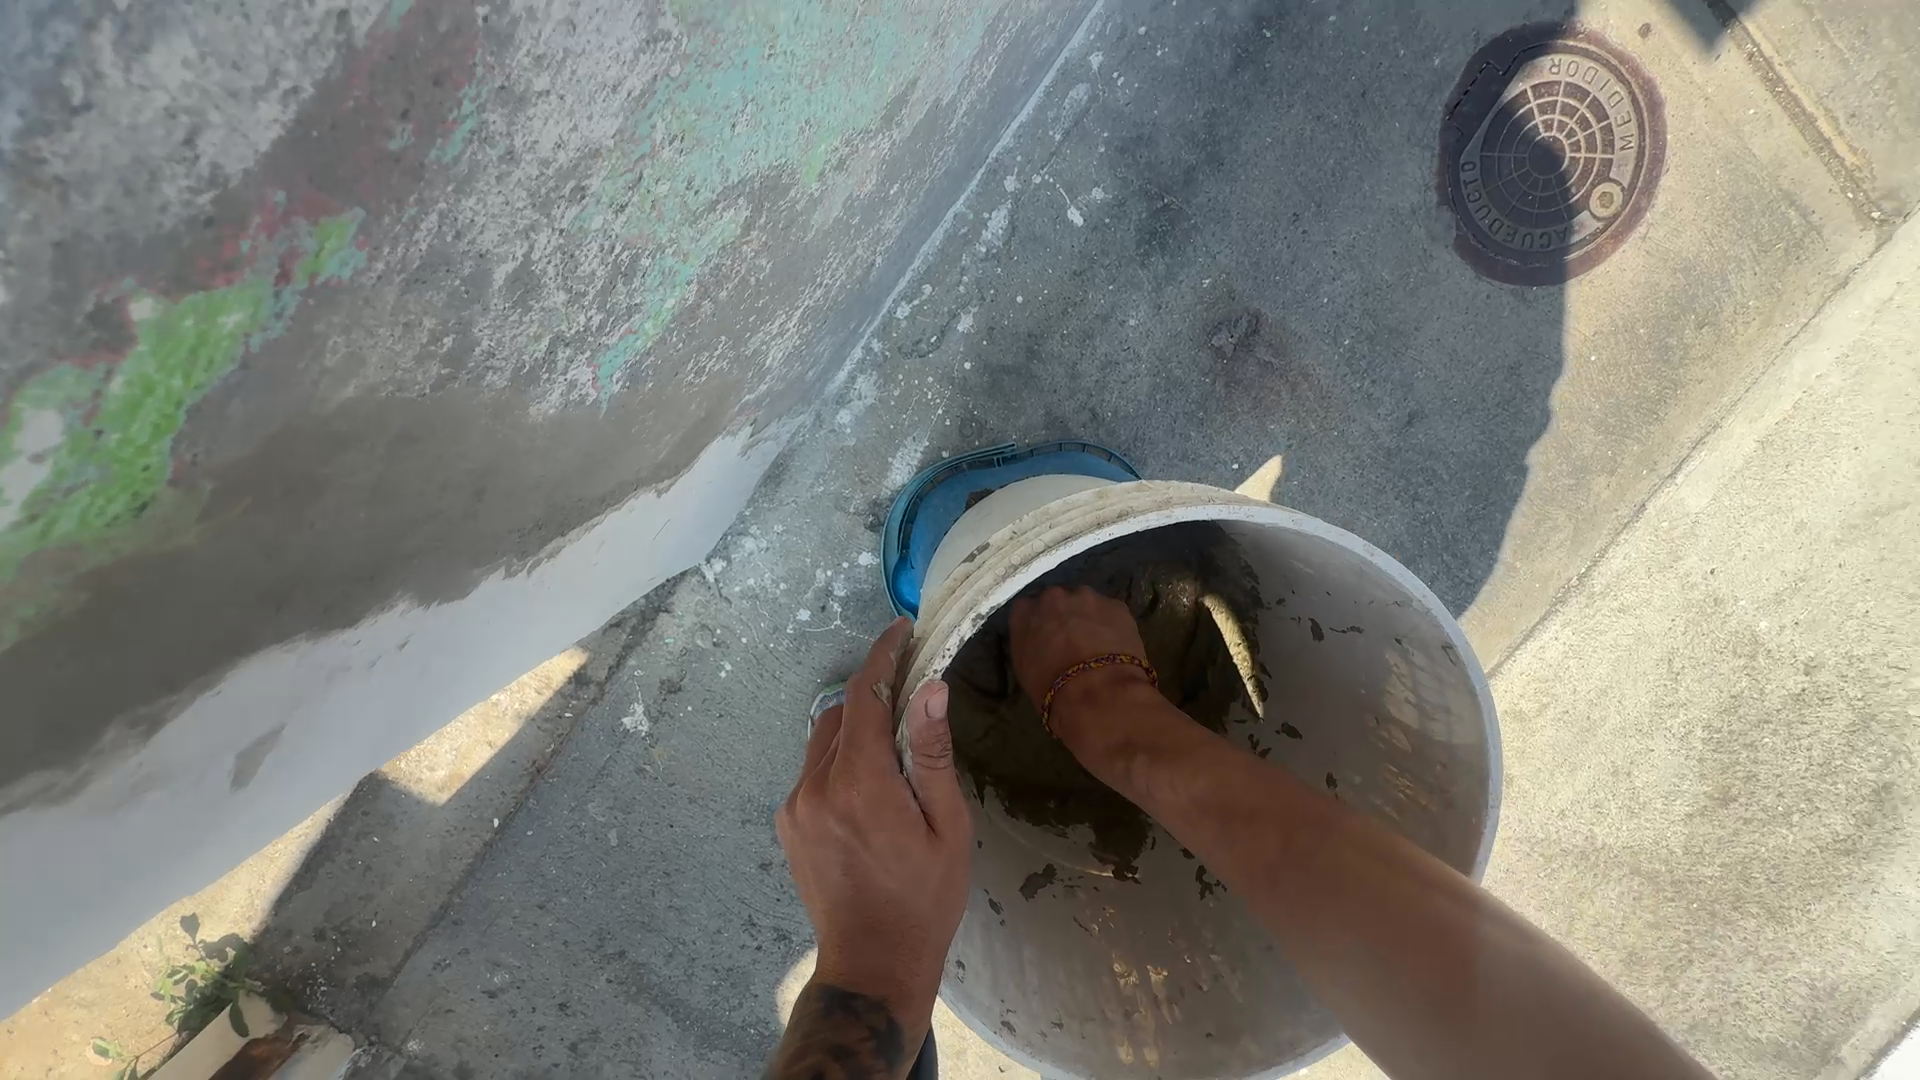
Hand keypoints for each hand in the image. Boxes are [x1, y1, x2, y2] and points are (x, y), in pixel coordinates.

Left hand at [775, 617, 972, 1030]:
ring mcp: (795, 804)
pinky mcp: (787, 821)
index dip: (883, 654)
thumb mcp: (947, 826)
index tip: (901, 629)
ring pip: (823, 738)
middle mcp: (816, 784)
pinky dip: (840, 758)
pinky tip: (868, 788)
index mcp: (861, 783)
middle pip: (842, 711)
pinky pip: (813, 768)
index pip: (865, 694)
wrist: (872, 965)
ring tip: (893, 752)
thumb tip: (931, 686)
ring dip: (856, 727)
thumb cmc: (925, 897)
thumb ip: (933, 752)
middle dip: (874, 693)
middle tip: (912, 694)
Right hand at [1009, 586, 1160, 741]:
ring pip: (1087, 603)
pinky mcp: (1116, 605)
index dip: (1039, 623)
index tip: (1045, 637)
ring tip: (1097, 645)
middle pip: (1058, 600)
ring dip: (1089, 618)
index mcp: (1024, 611)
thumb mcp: (1024, 668)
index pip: (1027, 608)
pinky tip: (1116, 647)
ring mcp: (1086, 597)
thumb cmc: (1051, 688)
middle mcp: (1052, 596)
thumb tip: (1040, 642)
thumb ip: (1028, 644)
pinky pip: (1111, 613)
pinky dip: (1112, 625)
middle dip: (1064, 615)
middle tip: (1072, 640)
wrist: (1097, 692)